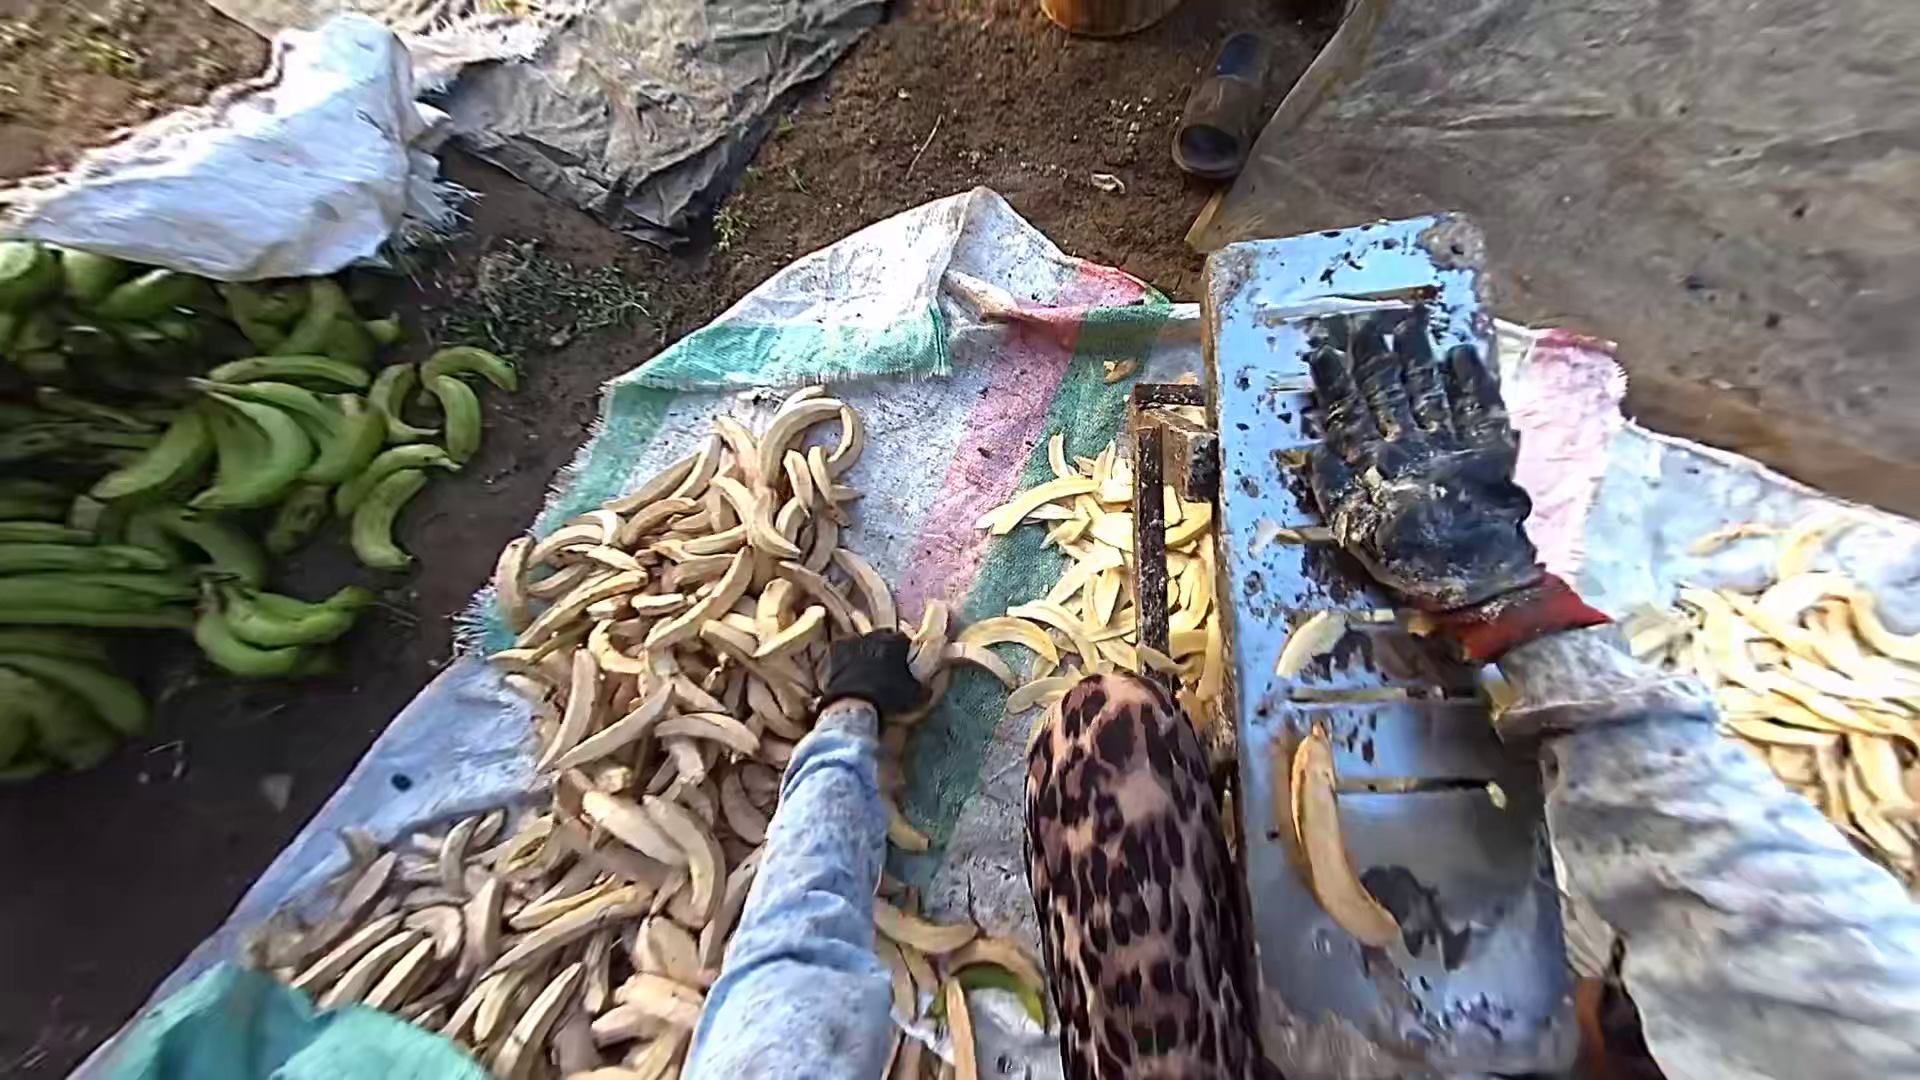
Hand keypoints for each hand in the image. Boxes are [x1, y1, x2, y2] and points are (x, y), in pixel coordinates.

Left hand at [821, 630, 927, 717]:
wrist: (855, 706)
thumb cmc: (889, 700)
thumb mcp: (915, 695)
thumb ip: (924, 683)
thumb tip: (929, 684)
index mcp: (898, 640)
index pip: (904, 640)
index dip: (902, 653)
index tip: (900, 665)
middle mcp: (877, 633)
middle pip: (882, 638)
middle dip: (882, 649)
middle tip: (881, 668)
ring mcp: (854, 639)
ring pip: (861, 642)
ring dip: (863, 652)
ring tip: (862, 671)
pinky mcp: (835, 647)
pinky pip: (842, 649)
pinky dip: (844, 657)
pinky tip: (845, 672)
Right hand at [1306, 306, 1542, 611]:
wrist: (1476, 577)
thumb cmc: (1404, 558)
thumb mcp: (1352, 532)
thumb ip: (1333, 491)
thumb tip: (1316, 452)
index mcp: (1374, 466)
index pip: (1348, 414)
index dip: (1335, 382)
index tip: (1324, 352)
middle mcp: (1411, 446)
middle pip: (1387, 393)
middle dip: (1373, 357)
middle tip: (1364, 325)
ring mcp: (1453, 443)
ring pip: (1429, 390)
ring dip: (1417, 356)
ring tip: (1409, 325)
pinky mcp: (1489, 448)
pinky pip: (1479, 405)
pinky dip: (1470, 378)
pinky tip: (1459, 353)